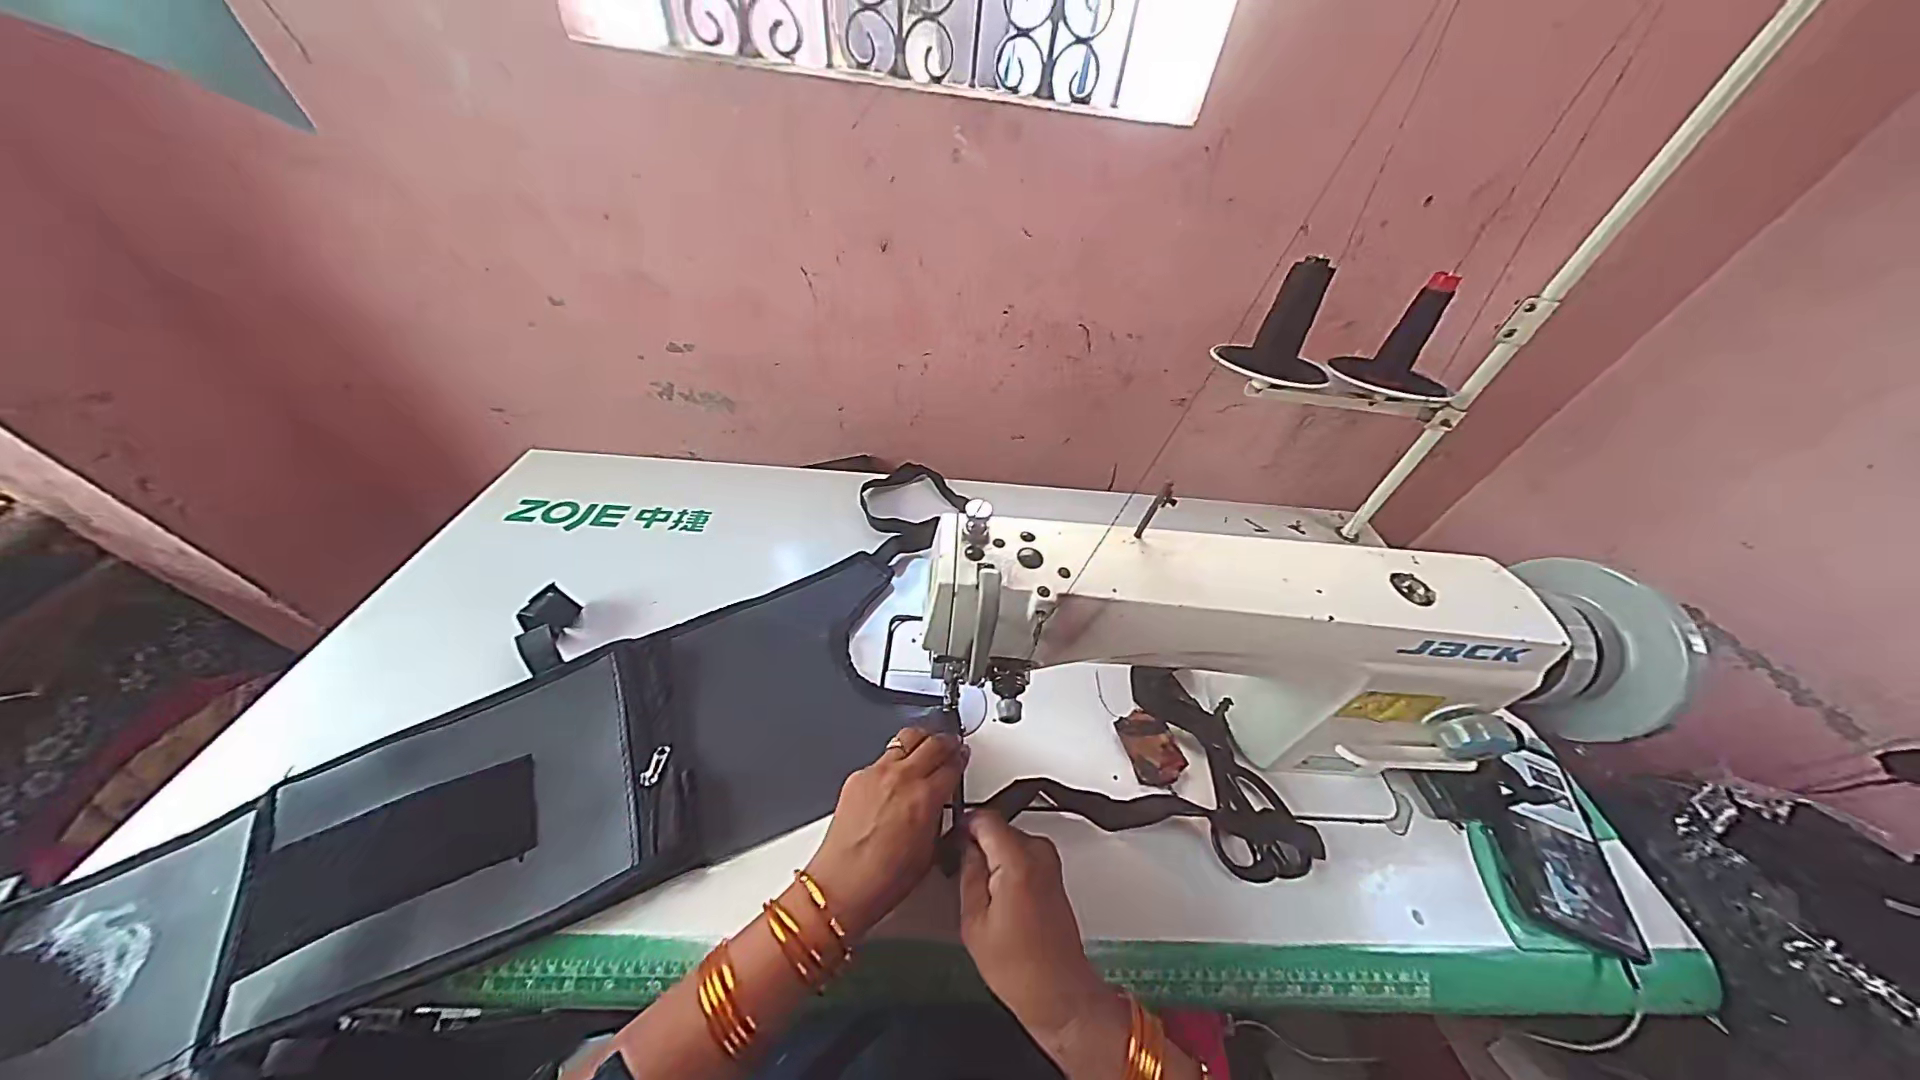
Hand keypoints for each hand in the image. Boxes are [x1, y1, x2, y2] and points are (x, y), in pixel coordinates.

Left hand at [803, 727, 964, 936]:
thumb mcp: (930, 851)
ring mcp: (877, 773)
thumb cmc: (882, 879)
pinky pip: (882, 757)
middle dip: (946, 742)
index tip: (962, 757)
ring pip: (906, 738)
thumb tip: (941, 803)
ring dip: (921, 739)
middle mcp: (902, 778)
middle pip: (933, 742)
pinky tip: (896, 769)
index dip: (961, 758)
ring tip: (926, 744)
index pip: (952, 763)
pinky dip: (894, 758)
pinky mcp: (857, 777)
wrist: (842, 885)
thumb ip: (938, 817)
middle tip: (950, 744)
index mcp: (926, 797)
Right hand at [957, 811, 1128, 1077]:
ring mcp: (1050, 861)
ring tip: (981, 891)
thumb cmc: (1019, 967)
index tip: (950, 838)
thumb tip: (962, 847)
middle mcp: (1038, 853)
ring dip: (993, 855)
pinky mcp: (1054, 872)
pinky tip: (999, 897)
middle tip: (960, 869)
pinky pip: (1022, 853)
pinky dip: (1008, 865)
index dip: (962, 825)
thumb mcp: (973, 920)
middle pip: (998, 828)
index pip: (985, 817)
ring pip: (1009, 840)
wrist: (1058, 992)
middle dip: (977, 843)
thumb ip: (966, 873)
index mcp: (1017, 860)